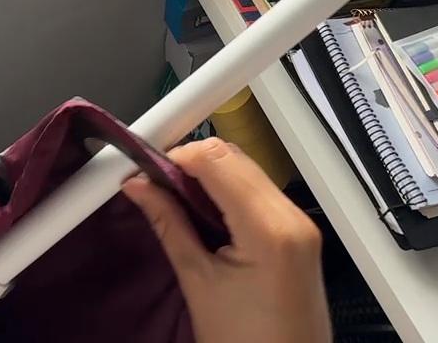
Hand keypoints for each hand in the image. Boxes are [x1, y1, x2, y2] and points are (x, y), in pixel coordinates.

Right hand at [123, 138, 330, 342]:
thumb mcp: (197, 282)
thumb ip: (168, 223)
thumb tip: (136, 185)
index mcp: (268, 231)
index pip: (217, 160)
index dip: (179, 156)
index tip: (150, 169)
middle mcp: (292, 217)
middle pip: (233, 157)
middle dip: (193, 161)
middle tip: (160, 183)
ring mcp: (301, 223)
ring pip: (247, 168)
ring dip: (211, 172)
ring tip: (180, 199)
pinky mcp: (301, 231)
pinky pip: (260, 188)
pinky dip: (230, 188)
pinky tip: (208, 211)